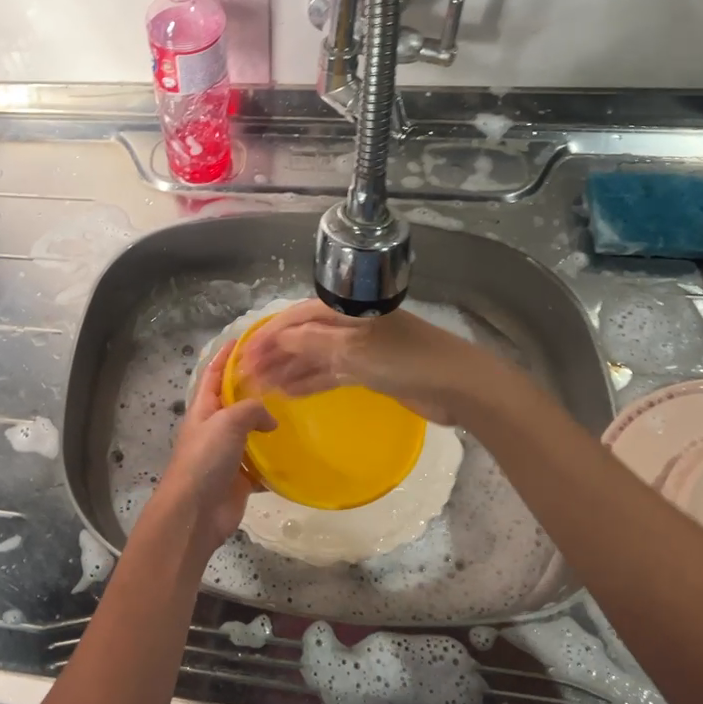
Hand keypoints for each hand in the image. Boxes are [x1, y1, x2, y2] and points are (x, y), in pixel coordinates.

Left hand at [150, 341, 275, 563]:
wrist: (195, 512)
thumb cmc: (205, 459)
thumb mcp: (227, 422)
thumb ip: (251, 410)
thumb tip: (270, 421)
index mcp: (203, 409)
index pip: (213, 374)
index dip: (225, 357)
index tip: (243, 340)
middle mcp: (214, 428)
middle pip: (234, 402)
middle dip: (254, 390)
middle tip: (283, 377)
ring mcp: (227, 455)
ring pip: (250, 434)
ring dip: (268, 425)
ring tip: (296, 411)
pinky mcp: (240, 479)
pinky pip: (261, 466)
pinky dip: (275, 462)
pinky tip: (296, 454)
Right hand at [237, 299, 525, 424]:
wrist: (458, 386)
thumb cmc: (405, 360)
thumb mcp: (352, 350)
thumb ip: (311, 343)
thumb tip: (277, 337)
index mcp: (344, 309)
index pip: (295, 318)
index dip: (268, 335)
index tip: (244, 355)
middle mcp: (349, 325)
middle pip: (302, 336)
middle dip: (274, 354)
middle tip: (247, 376)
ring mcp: (360, 348)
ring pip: (314, 357)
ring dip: (288, 371)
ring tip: (261, 388)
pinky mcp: (371, 371)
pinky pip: (331, 374)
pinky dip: (310, 383)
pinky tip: (289, 394)